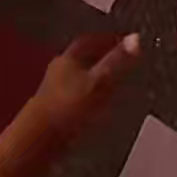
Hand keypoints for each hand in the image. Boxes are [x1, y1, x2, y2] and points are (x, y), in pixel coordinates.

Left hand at [23, 33, 140, 143]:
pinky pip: (74, 94)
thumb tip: (135, 39)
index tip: (120, 40)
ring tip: (111, 82)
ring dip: (93, 77)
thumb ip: (117, 61)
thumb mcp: (99, 82)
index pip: (88, 41)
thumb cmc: (69, 106)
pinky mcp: (53, 108)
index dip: (105, 39)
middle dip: (99, 57)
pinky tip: (96, 106)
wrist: (40, 137)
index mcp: (68, 58)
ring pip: (77, 76)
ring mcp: (53, 88)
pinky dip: (87, 94)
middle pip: (81, 57)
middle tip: (118, 59)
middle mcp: (58, 69)